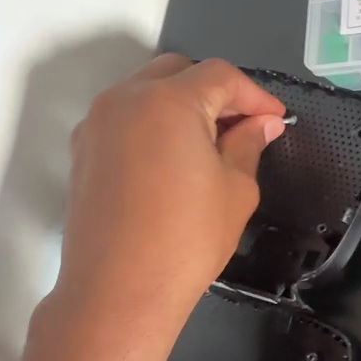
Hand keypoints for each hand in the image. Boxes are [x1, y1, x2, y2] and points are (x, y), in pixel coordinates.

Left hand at [48, 54, 283, 350]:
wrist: (121, 288)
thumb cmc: (189, 237)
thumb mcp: (237, 188)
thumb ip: (248, 144)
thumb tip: (262, 125)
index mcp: (169, 102)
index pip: (221, 76)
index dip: (255, 95)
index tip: (276, 120)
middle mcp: (125, 99)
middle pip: (179, 71)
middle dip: (217, 92)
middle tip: (245, 127)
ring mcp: (97, 123)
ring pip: (148, 91)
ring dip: (183, 105)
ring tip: (213, 144)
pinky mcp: (83, 149)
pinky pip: (126, 117)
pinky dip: (155, 124)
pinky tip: (177, 160)